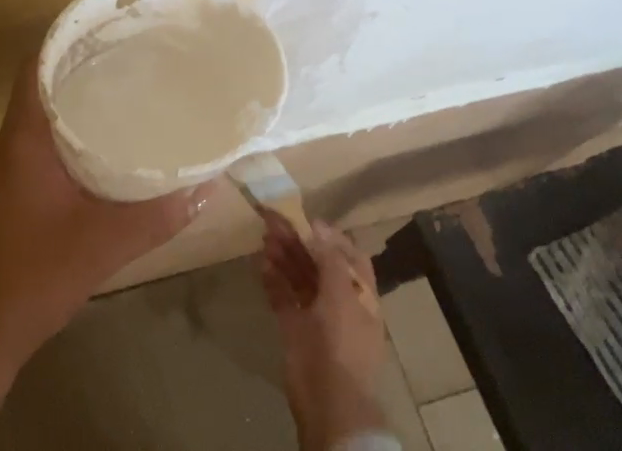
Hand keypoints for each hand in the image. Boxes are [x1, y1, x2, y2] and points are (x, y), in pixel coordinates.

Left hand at [0, 58, 208, 450]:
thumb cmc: (37, 275)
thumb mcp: (105, 243)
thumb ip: (159, 214)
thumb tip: (211, 183)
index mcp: (24, 140)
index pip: (37, 65)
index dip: (68, 36)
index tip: (111, 23)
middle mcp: (13, 142)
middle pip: (44, 80)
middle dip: (84, 60)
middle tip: (135, 49)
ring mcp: (12, 165)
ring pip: (45, 109)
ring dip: (79, 92)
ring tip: (131, 82)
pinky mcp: (18, 186)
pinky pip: (47, 136)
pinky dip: (76, 125)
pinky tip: (112, 137)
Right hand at [261, 215, 389, 450]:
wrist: (328, 401)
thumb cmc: (342, 344)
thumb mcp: (342, 296)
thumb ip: (331, 260)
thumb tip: (320, 226)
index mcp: (360, 294)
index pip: (348, 256)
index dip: (329, 236)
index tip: (306, 219)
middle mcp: (340, 302)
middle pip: (319, 264)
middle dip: (299, 242)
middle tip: (273, 220)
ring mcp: (316, 316)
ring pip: (300, 279)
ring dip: (283, 257)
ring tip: (264, 236)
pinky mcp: (294, 330)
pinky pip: (284, 299)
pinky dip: (273, 281)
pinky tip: (260, 264)